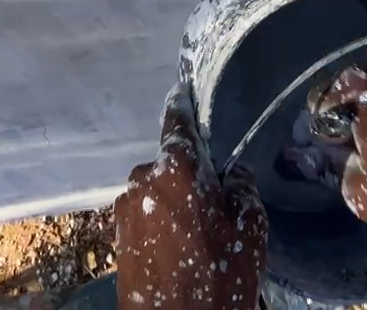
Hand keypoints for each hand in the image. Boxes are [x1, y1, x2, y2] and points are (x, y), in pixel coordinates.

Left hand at [114, 83, 267, 309]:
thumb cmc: (218, 277)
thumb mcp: (250, 230)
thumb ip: (242, 189)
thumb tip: (233, 175)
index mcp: (176, 167)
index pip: (177, 122)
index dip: (182, 105)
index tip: (182, 90)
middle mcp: (144, 177)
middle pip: (169, 161)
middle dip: (187, 173)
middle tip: (210, 199)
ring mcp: (125, 206)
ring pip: (156, 189)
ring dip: (172, 199)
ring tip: (194, 231)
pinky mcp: (117, 233)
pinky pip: (145, 212)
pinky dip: (159, 219)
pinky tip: (177, 245)